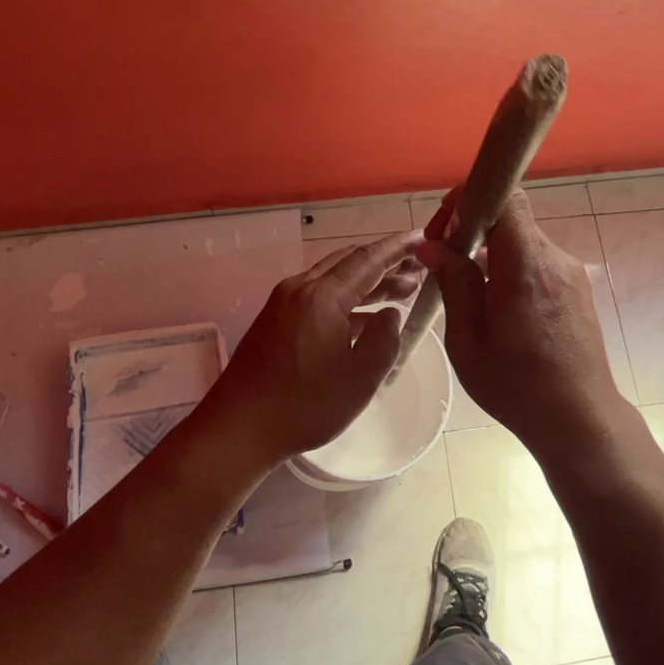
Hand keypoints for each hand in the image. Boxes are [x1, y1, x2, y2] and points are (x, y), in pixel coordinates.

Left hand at [203, 232, 424, 464]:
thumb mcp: (360, 377)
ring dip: (366, 282)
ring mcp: (284, 303)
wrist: (239, 427)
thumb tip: (391, 313)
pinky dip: (346, 298)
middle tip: (419, 271)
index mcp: (322, 295)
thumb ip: (385, 339)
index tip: (424, 238)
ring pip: (333, 278)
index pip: (368, 259)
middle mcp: (300, 288)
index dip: (399, 248)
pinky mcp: (276, 320)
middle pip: (349, 262)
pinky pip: (318, 295)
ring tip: (401, 293)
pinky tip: (365, 318)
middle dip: (385, 264)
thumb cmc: (304, 405)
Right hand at [416, 189, 623, 449]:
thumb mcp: (468, 339)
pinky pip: (537, 263)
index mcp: (526, 265)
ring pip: (522, 242)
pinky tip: (497, 309)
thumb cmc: (516, 385)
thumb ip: (453, 283)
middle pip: (511, 219)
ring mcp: (570, 273)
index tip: (443, 231)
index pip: (505, 197)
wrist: (579, 420)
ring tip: (468, 293)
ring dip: (491, 253)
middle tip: (443, 263)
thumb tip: (432, 246)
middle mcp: (554, 258)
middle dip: (472, 230)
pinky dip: (511, 270)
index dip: (468, 200)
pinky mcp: (577, 290)